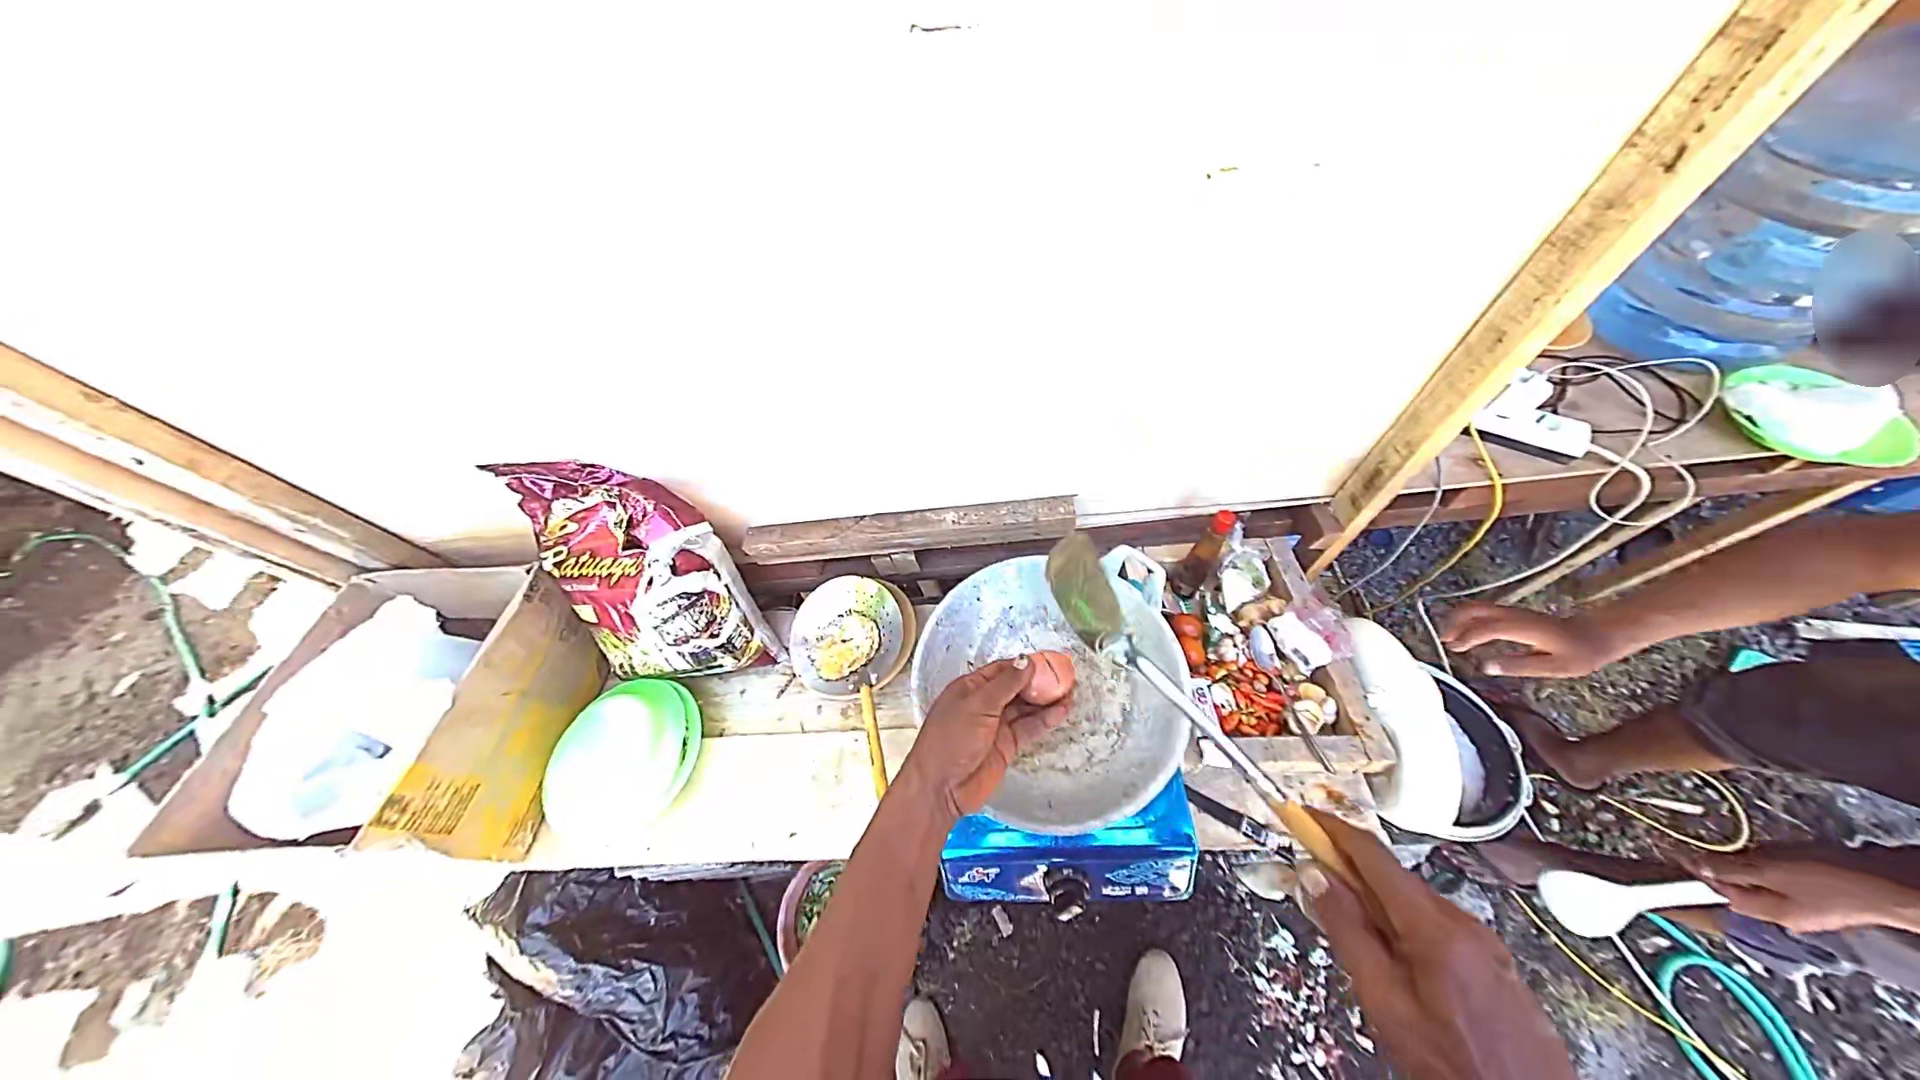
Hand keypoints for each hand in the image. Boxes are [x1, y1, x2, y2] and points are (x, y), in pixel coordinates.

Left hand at [899, 655, 1072, 820]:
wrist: (941, 788)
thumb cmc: (949, 742)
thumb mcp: (977, 706)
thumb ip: (1005, 684)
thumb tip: (1025, 661)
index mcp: (970, 688)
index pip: (1002, 670)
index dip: (1024, 665)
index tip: (1048, 661)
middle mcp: (984, 704)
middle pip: (1016, 688)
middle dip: (1039, 682)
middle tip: (1064, 676)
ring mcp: (996, 725)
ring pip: (1025, 708)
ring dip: (1046, 701)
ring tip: (1069, 692)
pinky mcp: (1007, 745)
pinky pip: (1029, 728)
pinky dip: (1045, 720)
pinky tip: (1061, 712)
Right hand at [1299, 809, 1574, 1079]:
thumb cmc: (1453, 1065)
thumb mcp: (1382, 999)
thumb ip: (1347, 931)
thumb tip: (1316, 877)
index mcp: (1435, 927)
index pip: (1373, 854)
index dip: (1332, 829)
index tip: (1303, 816)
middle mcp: (1465, 924)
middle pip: (1392, 876)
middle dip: (1348, 868)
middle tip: (1311, 876)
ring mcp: (1485, 943)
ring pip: (1412, 900)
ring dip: (1373, 897)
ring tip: (1346, 924)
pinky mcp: (1494, 963)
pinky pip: (1435, 923)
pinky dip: (1400, 919)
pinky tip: (1388, 949)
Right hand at [1439, 601, 1619, 677]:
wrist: (1597, 634)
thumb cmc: (1580, 652)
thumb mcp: (1555, 667)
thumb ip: (1518, 666)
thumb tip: (1485, 666)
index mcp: (1521, 627)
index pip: (1484, 628)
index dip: (1466, 638)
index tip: (1455, 650)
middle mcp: (1513, 614)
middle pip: (1472, 609)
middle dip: (1454, 623)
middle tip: (1444, 641)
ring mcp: (1512, 611)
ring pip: (1474, 606)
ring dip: (1457, 619)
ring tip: (1450, 637)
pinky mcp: (1512, 612)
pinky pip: (1481, 610)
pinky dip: (1466, 617)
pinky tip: (1465, 631)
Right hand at [1691, 855, 1919, 934]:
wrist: (1884, 886)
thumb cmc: (1833, 902)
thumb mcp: (1787, 913)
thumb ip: (1744, 903)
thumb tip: (1716, 894)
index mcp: (1745, 865)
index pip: (1702, 863)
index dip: (1690, 868)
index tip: (1683, 874)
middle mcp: (1754, 850)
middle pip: (1726, 861)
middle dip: (1727, 875)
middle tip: (1741, 895)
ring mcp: (1776, 846)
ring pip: (1749, 860)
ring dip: (1752, 873)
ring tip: (1774, 894)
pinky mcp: (1797, 847)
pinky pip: (1771, 858)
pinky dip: (1773, 870)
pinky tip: (1795, 886)